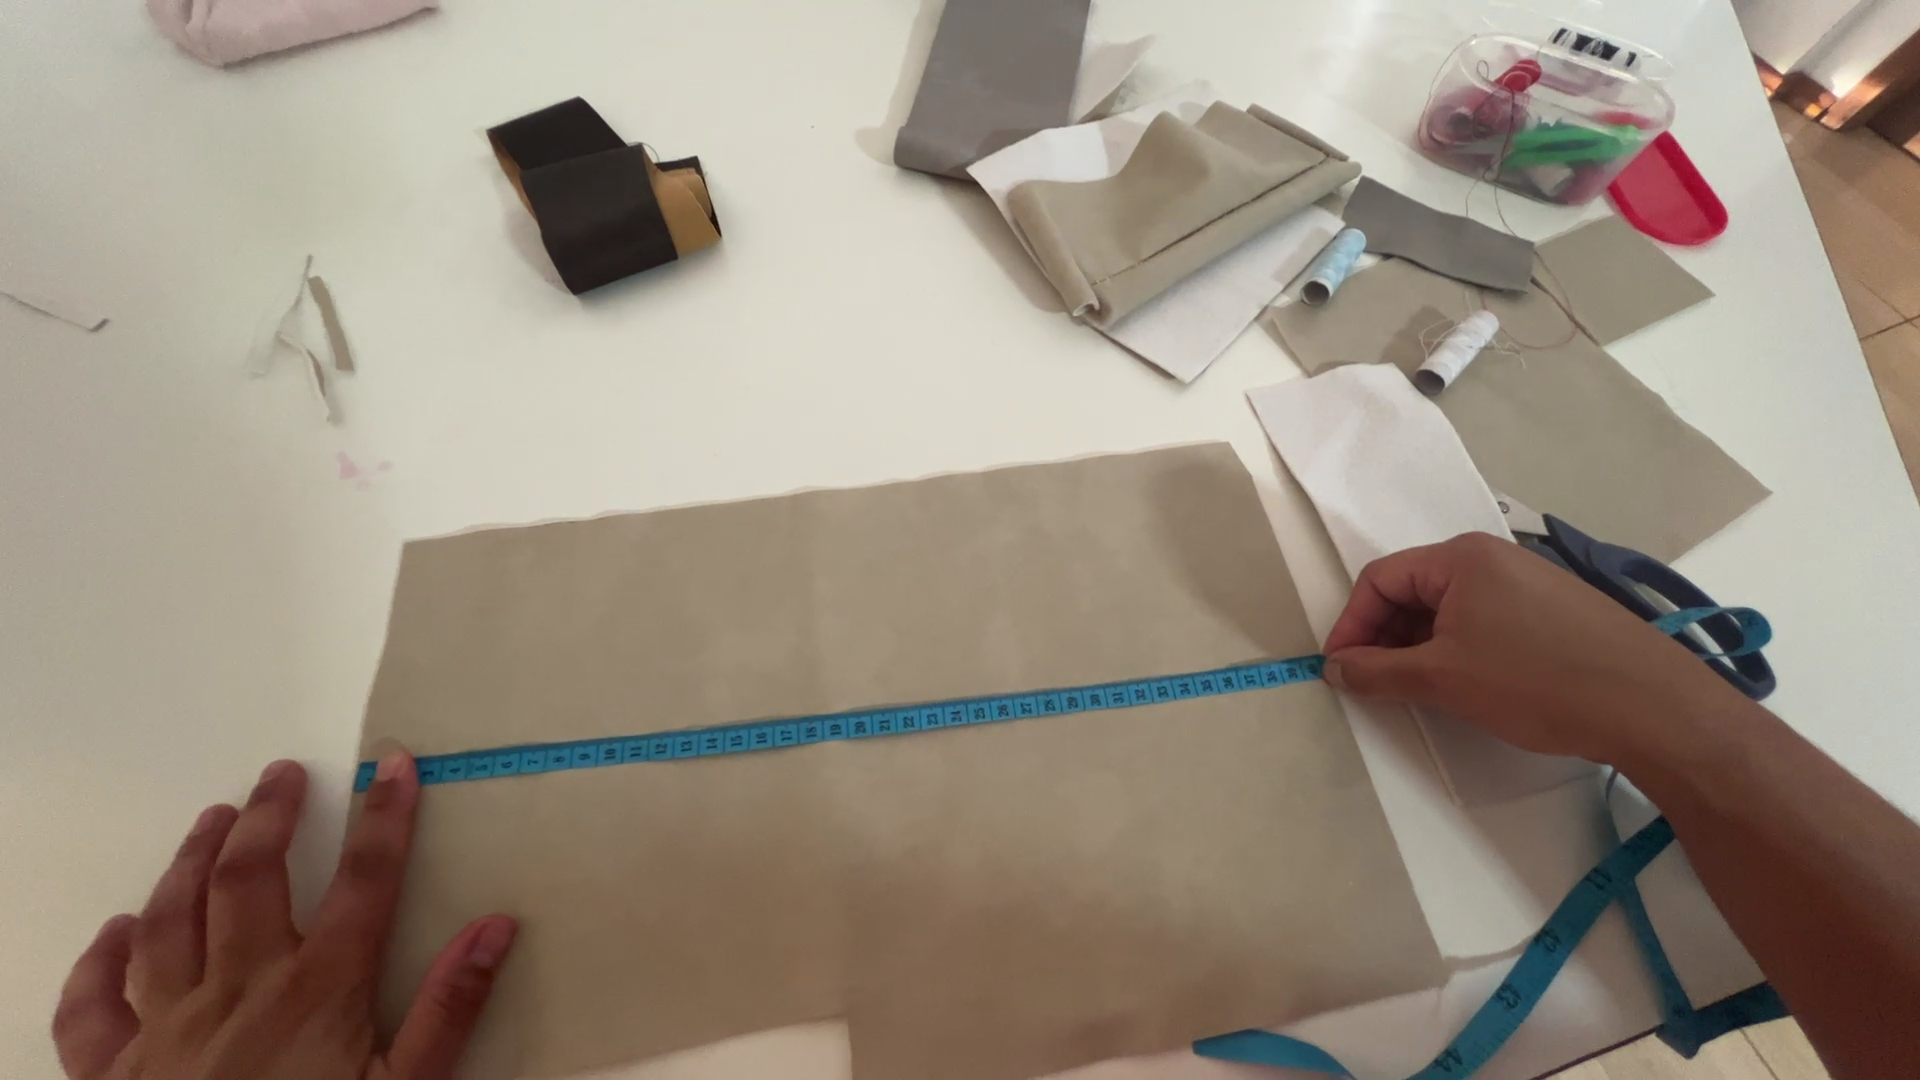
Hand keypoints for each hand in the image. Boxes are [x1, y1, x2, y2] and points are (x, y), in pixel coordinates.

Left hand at [54, 752, 515, 1079]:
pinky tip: (118, 928)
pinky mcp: (108, 1075)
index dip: (386, 815)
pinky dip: (100, 961)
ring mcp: (163, 1031)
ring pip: (170, 923)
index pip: (365, 879)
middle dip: (268, 817)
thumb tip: (498, 923)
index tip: (396, 762)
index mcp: (318, 987)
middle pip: (250, 881)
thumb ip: (450, 1007)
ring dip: (192, 862)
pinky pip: (92, 1009)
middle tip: (281, 772)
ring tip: (212, 816)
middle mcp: (239, 989)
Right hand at [1321, 533, 1747, 766]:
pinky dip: (1457, 647)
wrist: (1661, 713)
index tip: (1341, 667)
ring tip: (1417, 686)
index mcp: (1461, 558)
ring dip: (1419, 645)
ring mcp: (1529, 582)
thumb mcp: (1441, 678)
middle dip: (1384, 635)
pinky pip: (1483, 619)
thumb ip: (1375, 671)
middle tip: (1375, 680)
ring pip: (1447, 608)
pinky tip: (1465, 682)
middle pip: (1412, 590)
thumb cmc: (1536, 682)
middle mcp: (1493, 558)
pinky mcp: (1555, 610)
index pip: (1379, 579)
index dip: (1351, 623)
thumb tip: (1334, 668)